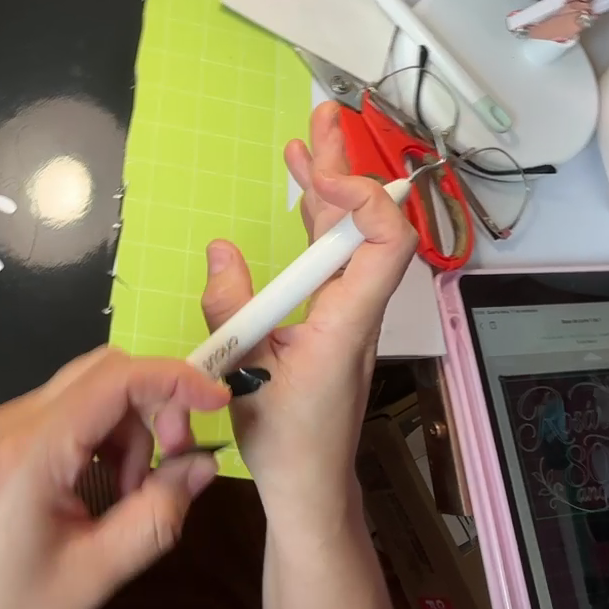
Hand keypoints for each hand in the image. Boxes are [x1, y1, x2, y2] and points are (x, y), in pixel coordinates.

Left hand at [0, 348, 230, 608]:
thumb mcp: (94, 573)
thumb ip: (157, 514)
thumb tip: (203, 464)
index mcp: (33, 447)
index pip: (117, 377)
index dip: (175, 379)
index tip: (218, 402)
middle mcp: (17, 420)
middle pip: (105, 371)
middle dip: (154, 403)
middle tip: (175, 460)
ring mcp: (7, 428)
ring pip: (91, 389)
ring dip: (130, 426)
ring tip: (134, 493)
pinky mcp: (7, 443)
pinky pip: (71, 413)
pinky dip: (105, 437)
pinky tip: (107, 488)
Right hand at [201, 101, 415, 528]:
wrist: (309, 488)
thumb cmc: (285, 444)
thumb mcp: (243, 378)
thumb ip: (231, 311)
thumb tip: (222, 250)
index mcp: (347, 324)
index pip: (385, 246)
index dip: (362, 200)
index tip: (320, 176)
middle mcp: (355, 309)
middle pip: (365, 227)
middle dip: (343, 169)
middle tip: (321, 119)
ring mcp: (344, 312)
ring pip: (345, 239)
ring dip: (328, 188)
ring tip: (307, 142)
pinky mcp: (328, 318)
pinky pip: (327, 260)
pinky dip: (314, 222)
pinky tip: (300, 198)